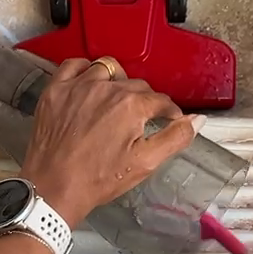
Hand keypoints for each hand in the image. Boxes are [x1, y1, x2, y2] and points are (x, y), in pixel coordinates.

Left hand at [18, 58, 203, 224]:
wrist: (54, 188)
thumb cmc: (97, 179)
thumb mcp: (145, 163)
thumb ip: (176, 137)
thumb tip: (198, 120)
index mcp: (132, 104)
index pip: (160, 100)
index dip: (168, 112)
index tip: (167, 119)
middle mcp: (106, 88)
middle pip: (136, 84)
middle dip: (143, 100)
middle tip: (139, 119)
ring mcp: (78, 87)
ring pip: (107, 68)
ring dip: (117, 80)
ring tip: (117, 99)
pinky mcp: (55, 91)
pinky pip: (73, 65)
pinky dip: (84, 70)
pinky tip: (88, 82)